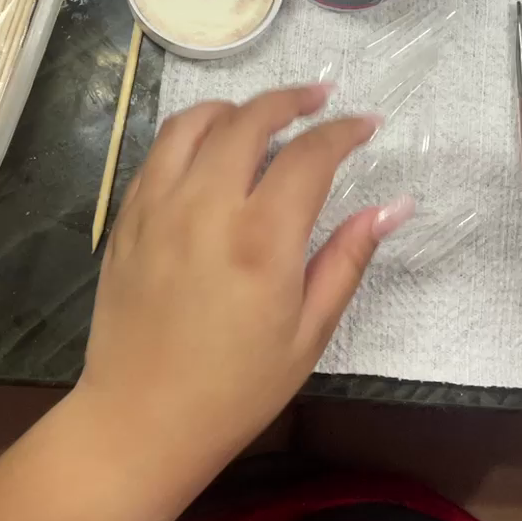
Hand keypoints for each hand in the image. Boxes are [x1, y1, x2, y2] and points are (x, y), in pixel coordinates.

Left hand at [78, 84, 412, 468]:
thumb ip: (348, 259)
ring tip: (263, 116)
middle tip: (319, 98)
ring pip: (194, 123)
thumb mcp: (309, 333)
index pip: (310, 156)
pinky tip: (212, 150)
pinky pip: (159, 152)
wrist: (139, 422)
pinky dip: (192, 134)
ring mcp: (157, 208)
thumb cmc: (236, 389)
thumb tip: (394, 206)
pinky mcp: (126, 218)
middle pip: (249, 119)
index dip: (344, 131)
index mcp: (261, 240)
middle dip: (292, 99)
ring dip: (236, 107)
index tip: (366, 124)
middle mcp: (205, 208)